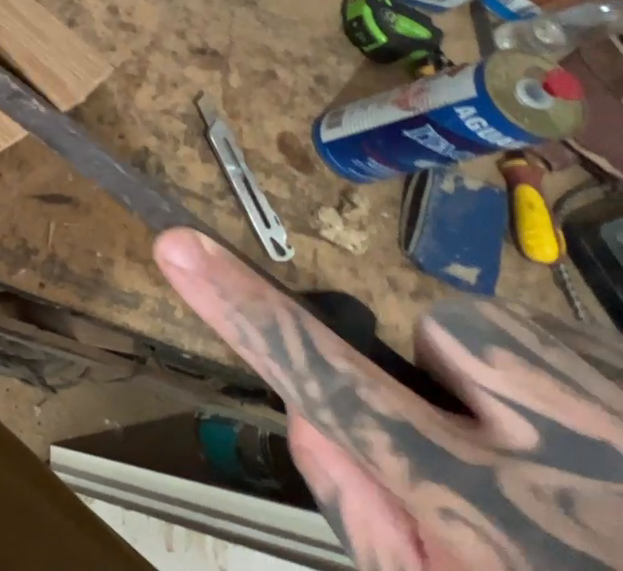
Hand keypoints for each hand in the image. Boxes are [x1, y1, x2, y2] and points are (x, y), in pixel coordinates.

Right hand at [155, 228, 622, 569]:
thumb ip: (355, 505)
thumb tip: (306, 410)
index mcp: (488, 508)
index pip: (330, 385)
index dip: (246, 311)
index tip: (175, 246)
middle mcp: (567, 442)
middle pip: (434, 337)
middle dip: (435, 378)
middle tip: (487, 460)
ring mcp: (617, 399)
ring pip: (500, 332)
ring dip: (496, 378)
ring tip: (556, 457)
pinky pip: (555, 340)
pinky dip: (550, 378)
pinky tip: (592, 444)